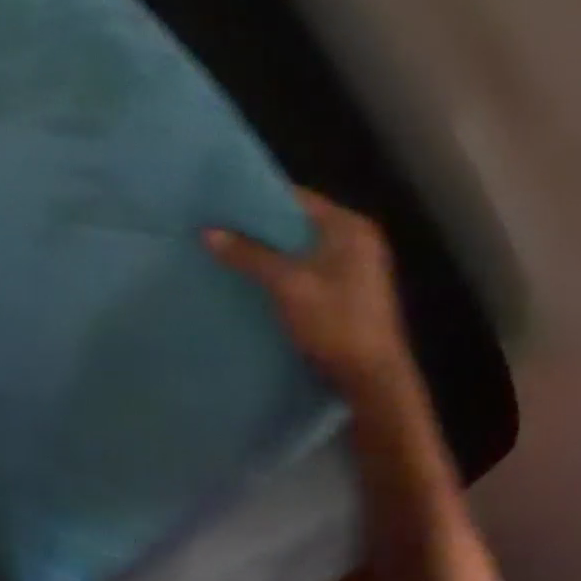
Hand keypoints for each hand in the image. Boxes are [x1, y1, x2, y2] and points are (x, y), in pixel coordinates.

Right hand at [205, 188, 412, 386]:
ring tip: (225, 245)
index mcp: (349, 226)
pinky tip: (250, 274)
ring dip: (267, 249)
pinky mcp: (345, 291)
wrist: (373, 383)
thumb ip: (248, 254)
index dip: (257, 197)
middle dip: (258, 225)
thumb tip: (207, 231)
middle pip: (296, 222)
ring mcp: (353, 266)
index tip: (222, 200)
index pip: (296, 197)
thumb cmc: (336, 323)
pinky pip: (304, 268)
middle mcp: (355, 239)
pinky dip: (280, 268)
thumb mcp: (288, 284)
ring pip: (298, 247)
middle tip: (217, 222)